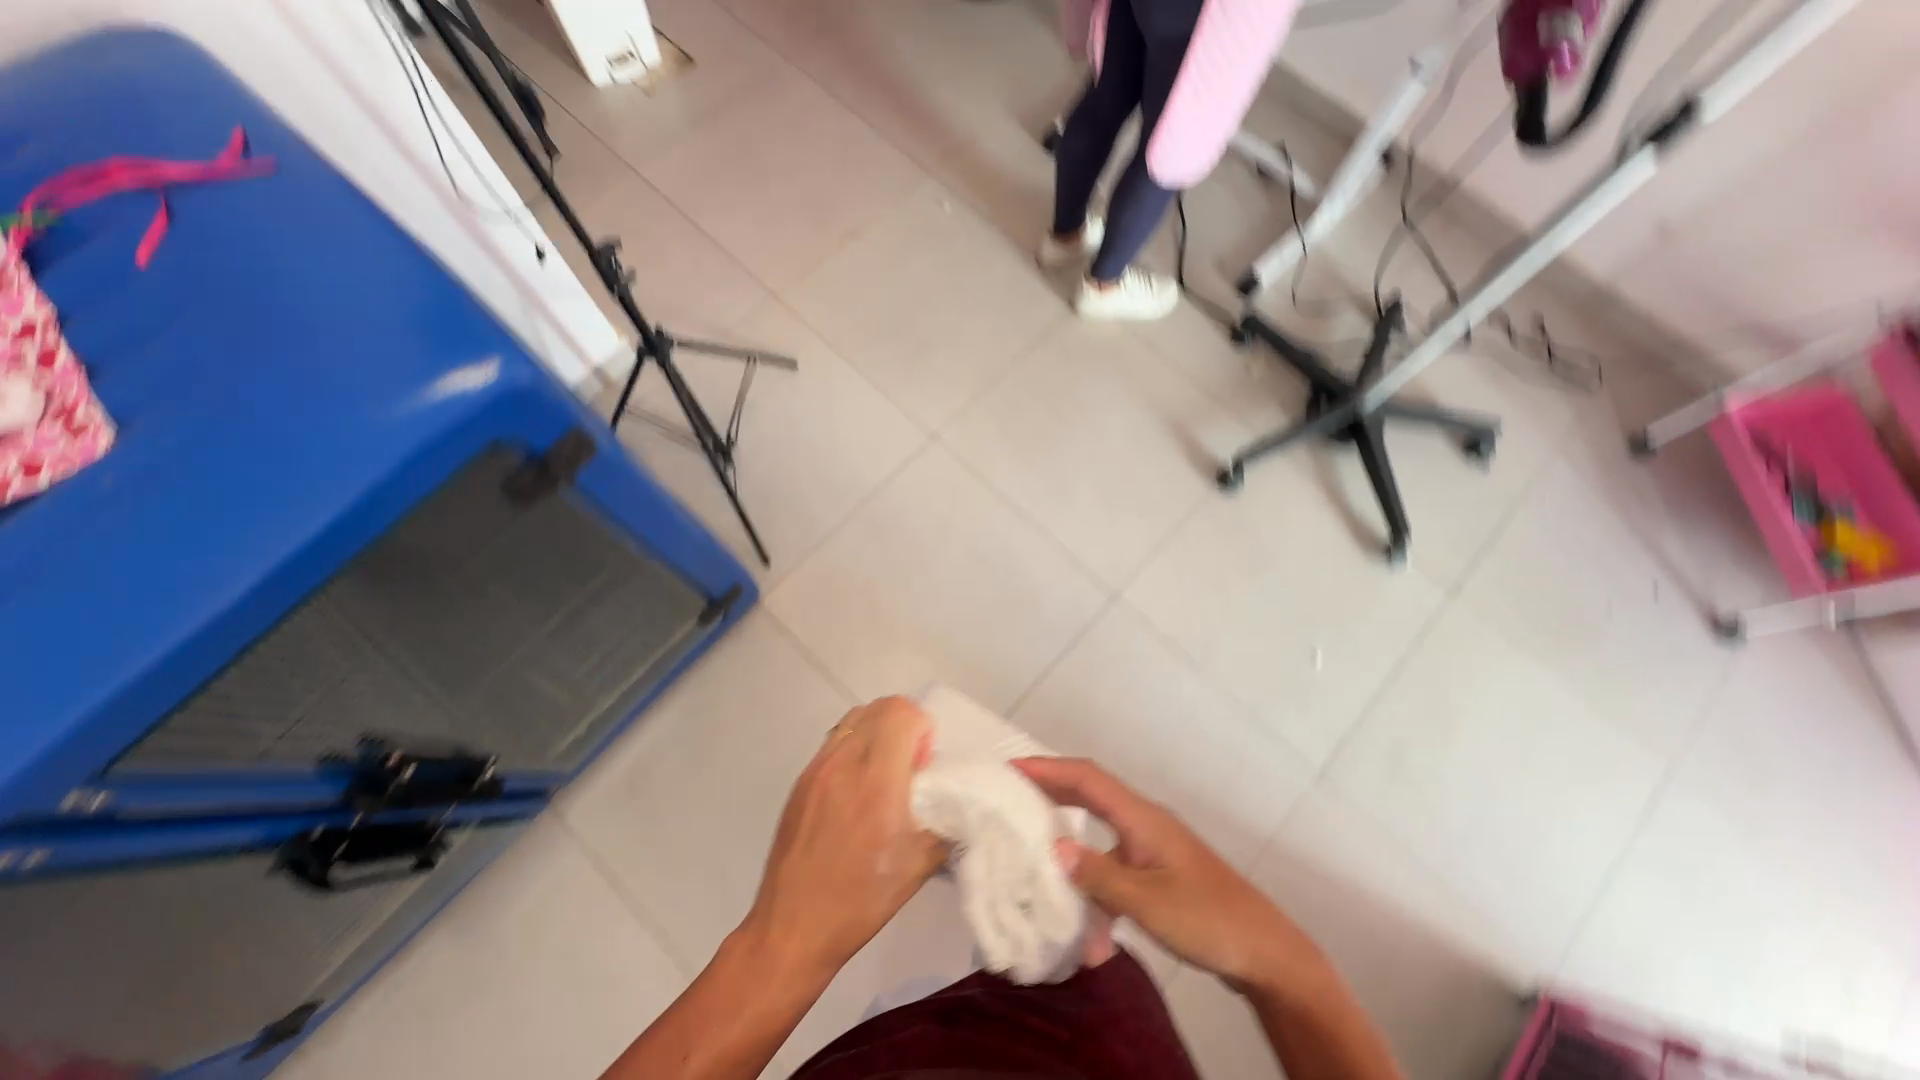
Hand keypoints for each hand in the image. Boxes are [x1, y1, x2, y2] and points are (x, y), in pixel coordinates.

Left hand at [739, 697, 947, 982]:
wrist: (794, 926)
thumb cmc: (862, 899)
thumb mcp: (921, 863)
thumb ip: (946, 817)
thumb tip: (960, 796)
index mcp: (877, 779)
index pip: (902, 713)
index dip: (923, 730)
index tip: (926, 765)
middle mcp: (843, 762)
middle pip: (878, 708)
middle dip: (904, 726)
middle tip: (911, 768)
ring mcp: (815, 769)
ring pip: (853, 720)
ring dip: (877, 734)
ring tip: (884, 777)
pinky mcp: (799, 782)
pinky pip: (834, 743)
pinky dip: (854, 750)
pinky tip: (857, 794)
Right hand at [1013, 757, 1324, 997]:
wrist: (1266, 953)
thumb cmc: (1208, 919)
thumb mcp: (1146, 901)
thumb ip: (1098, 875)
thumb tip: (1054, 848)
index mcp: (1143, 819)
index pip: (1087, 778)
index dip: (1047, 768)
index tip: (1009, 769)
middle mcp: (1146, 825)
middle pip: (1090, 798)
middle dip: (1051, 797)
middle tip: (1009, 803)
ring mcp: (1154, 851)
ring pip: (1100, 844)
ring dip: (1074, 863)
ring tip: (1039, 876)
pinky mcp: (1160, 877)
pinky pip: (1116, 875)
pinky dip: (1098, 896)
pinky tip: (1091, 939)